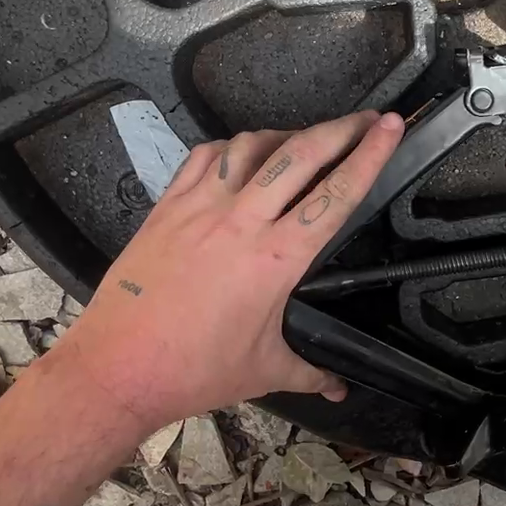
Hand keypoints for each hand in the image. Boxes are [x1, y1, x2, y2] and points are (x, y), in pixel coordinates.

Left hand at [55, 110, 403, 419]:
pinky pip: (204, 158)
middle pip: (300, 154)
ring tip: (307, 138)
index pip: (336, 195)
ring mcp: (199, 208)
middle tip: (366, 117)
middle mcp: (240, 221)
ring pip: (251, 146)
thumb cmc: (194, 371)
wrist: (114, 368)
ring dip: (287, 134)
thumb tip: (342, 388)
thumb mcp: (264, 371)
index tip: (390, 127)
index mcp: (275, 259)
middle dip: (341, 128)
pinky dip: (233, 148)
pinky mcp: (166, 208)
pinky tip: (243, 155)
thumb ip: (311, 372)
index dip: (370, 155)